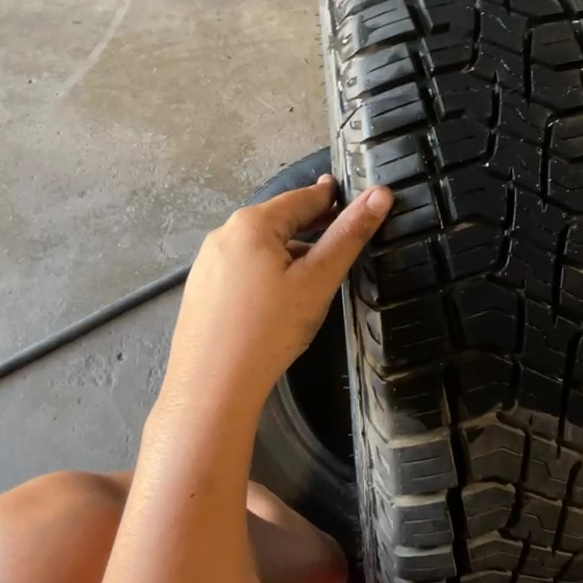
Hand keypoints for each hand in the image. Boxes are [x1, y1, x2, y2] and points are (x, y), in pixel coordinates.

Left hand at [161, 175, 391, 408]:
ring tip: (318, 269)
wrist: (212, 388)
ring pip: (261, 246)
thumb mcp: (318, 280)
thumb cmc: (269, 330)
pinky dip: (269, 270)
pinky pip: (244, 268)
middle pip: (279, 220)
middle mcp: (223, 234)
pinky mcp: (202, 291)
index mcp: (251, 224)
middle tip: (344, 232)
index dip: (334, 197)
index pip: (303, 197)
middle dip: (313, 225)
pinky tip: (282, 296)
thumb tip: (381, 195)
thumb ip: (349, 235)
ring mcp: (207, 264)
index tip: (357, 197)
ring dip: (291, 250)